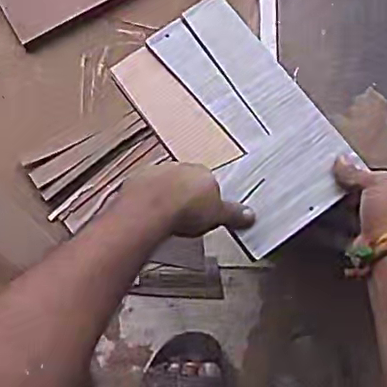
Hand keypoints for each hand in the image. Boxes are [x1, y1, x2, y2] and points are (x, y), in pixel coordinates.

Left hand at [121, 162, 254, 237]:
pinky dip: (145, 200)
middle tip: (184, 218)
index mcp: (202, 172)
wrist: (150, 209)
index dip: (206, 200)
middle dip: (184, 197)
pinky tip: (147, 215)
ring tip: (165, 219)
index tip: (204, 213)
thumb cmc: (183, 209)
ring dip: (164, 197)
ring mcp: (157, 172)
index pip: (209, 183)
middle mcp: (179, 167)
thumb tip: (249, 216)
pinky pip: (143, 190)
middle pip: (185, 182)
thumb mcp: (218, 215)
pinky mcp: (137, 180)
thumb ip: (234, 214)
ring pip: (163, 184)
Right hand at [333, 157, 386, 243]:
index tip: (344, 172)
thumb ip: (358, 173)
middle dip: (354, 193)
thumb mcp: (376, 184)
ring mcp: (386, 230)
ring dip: (347, 211)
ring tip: (331, 204)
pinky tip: (333, 224)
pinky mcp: (371, 245)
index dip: (363, 174)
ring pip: (362, 215)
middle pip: (371, 197)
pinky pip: (352, 232)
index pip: (383, 179)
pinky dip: (342, 229)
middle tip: (336, 187)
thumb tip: (342, 160)